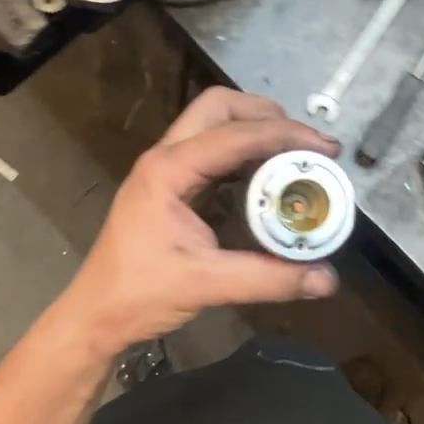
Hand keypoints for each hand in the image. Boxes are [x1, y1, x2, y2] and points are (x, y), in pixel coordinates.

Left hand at [57, 87, 342, 354]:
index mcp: (168, 170)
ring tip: (297, 156)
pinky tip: (270, 178)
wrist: (96, 315)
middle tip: (307, 145)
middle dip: (267, 116)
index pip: (235, 134)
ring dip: (256, 130)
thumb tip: (327, 279)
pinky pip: (214, 152)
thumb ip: (268, 279)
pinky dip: (246, 153)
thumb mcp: (207, 285)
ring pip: (214, 124)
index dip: (284, 135)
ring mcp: (166, 169)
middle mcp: (166, 158)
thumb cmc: (139, 295)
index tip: (325, 149)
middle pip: (220, 108)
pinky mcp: (172, 185)